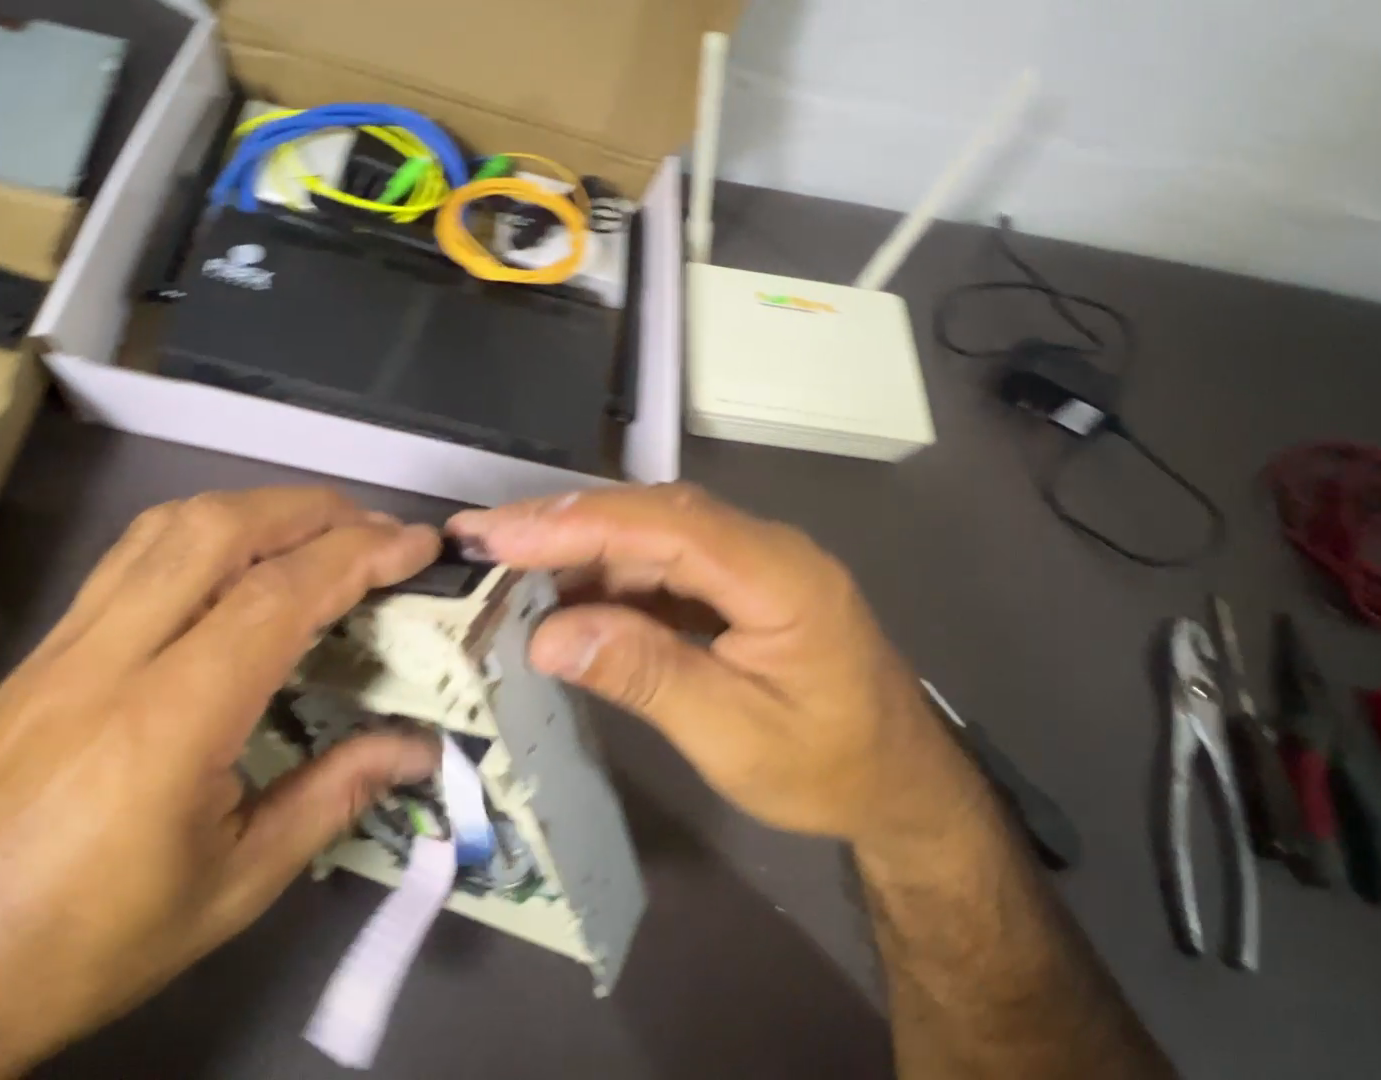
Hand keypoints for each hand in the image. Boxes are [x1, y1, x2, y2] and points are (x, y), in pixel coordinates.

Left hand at [0, 488, 441, 1079]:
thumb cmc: (91, 945)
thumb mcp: (236, 883)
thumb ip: (333, 795)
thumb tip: (418, 748)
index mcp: (167, 722)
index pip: (277, 596)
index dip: (359, 555)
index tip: (418, 546)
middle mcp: (109, 660)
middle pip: (218, 530)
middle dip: (313, 510)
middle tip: (379, 529)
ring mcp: (63, 647)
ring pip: (164, 528)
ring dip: (254, 509)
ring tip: (318, 530)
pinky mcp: (39, 654)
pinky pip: (127, 558)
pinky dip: (199, 533)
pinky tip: (233, 562)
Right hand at [447, 485, 982, 846]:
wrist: (901, 786)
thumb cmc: (829, 769)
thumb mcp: (733, 736)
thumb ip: (645, 675)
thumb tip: (548, 636)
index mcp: (779, 577)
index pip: (665, 527)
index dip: (577, 525)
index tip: (499, 535)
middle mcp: (765, 550)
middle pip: (653, 515)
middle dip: (563, 523)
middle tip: (480, 537)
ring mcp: (751, 565)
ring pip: (653, 534)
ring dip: (579, 547)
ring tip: (503, 564)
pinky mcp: (737, 588)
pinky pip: (664, 566)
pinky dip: (607, 576)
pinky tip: (563, 593)